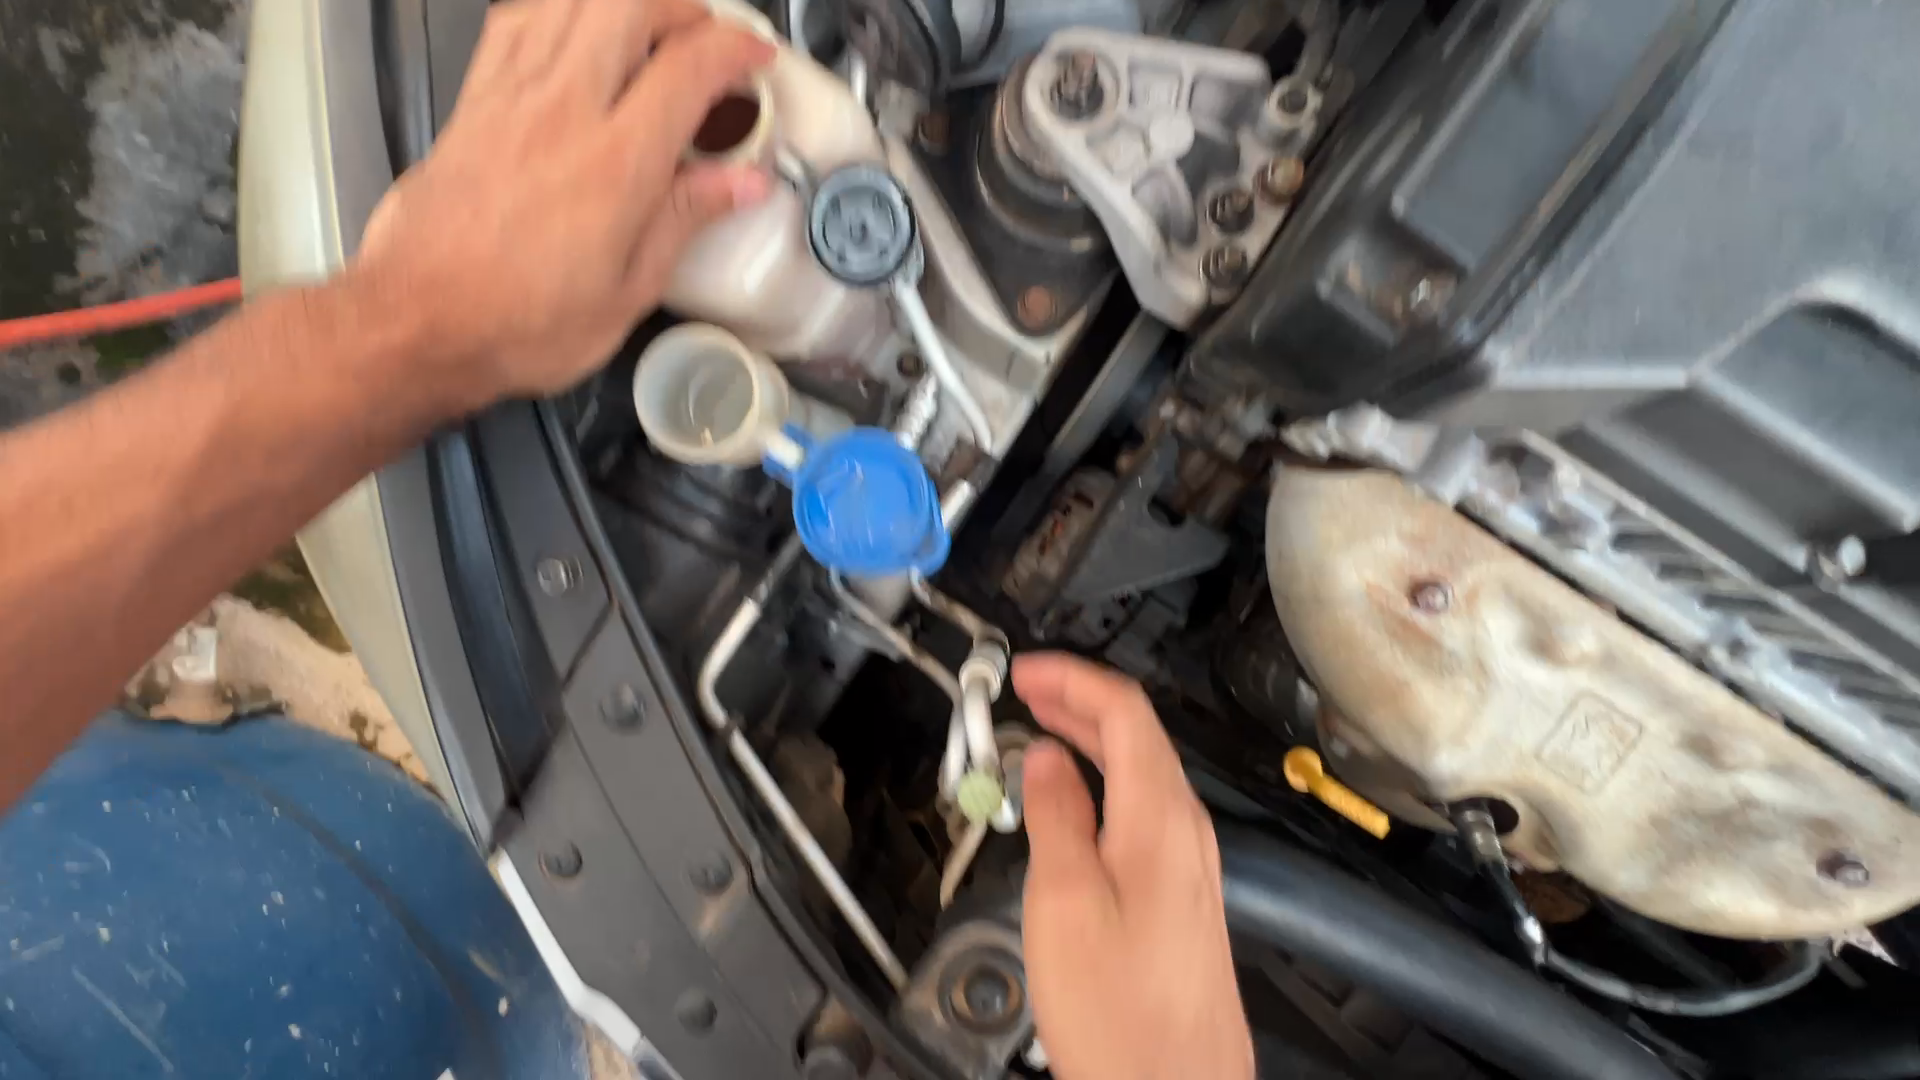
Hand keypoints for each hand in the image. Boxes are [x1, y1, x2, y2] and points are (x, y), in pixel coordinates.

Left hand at [350, 0, 773, 408]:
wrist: (423, 320)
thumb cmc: (525, 320)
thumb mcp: (633, 288)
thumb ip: (687, 218)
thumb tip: (745, 183)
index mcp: (615, 165)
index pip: (688, 69)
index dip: (735, 50)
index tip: (756, 59)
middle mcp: (562, 111)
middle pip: (629, 5)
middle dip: (684, 8)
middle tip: (711, 37)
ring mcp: (512, 95)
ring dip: (627, 1)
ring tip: (658, 29)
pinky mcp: (477, 99)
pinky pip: (520, 18)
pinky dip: (564, 7)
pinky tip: (583, 29)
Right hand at [1013, 652, 1253, 1079]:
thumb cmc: (1121, 1014)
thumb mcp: (1065, 900)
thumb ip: (1055, 813)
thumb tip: (1044, 756)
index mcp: (1158, 815)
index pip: (1123, 711)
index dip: (1072, 679)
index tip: (1027, 671)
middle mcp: (1184, 827)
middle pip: (1134, 732)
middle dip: (1076, 699)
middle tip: (1026, 689)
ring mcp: (1188, 857)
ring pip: (1139, 765)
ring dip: (1089, 735)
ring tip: (1042, 724)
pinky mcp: (1181, 887)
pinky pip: (1142, 801)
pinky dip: (1104, 775)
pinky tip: (1075, 790)